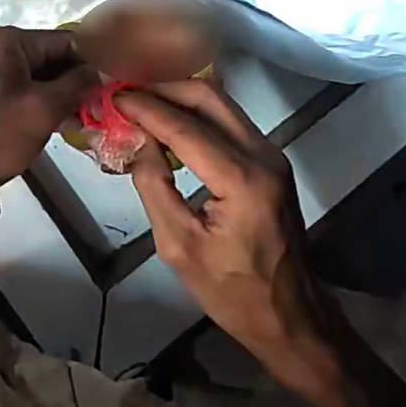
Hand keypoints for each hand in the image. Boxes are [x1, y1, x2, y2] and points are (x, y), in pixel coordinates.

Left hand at [0, 27, 97, 243]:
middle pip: (46, 60)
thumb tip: (97, 71)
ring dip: (52, 102)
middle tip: (98, 115)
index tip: (115, 90)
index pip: (64, 41)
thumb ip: (74, 86)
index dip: (92, 64)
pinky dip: (29, 110)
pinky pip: (9, 96)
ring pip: (28, 81)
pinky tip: (47, 132)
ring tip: (77, 128)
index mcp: (4, 40)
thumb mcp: (39, 111)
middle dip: (72, 86)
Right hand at [115, 81, 346, 373]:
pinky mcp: (269, 163)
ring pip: (220, 104)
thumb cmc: (232, 291)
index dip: (144, 108)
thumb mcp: (178, 245)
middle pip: (208, 97)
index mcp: (242, 181)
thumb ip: (154, 186)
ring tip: (138, 106)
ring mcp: (271, 157)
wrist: (293, 317)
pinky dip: (193, 114)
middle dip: (162, 89)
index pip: (184, 126)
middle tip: (124, 96)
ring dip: (177, 98)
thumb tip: (137, 141)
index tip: (111, 98)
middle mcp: (263, 157)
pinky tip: (166, 126)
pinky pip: (227, 121)